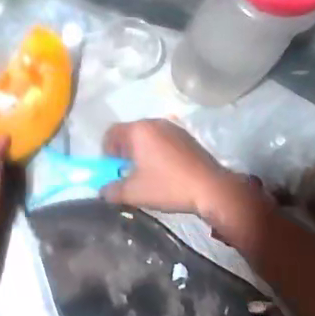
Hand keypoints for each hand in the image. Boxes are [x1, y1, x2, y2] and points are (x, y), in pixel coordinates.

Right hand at [101, 119, 272, 248]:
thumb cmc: (168, 186)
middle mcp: (154, 122)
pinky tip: (165, 172)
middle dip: (124, 153)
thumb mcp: (134, 193)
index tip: (111, 170)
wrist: (211, 188)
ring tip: (147, 174)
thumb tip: (102, 191)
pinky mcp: (187, 137)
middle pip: (130, 133)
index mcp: (138, 131)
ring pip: (147, 136)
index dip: (106, 152)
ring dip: (141, 152)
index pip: (111, 133)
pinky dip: (158, 152)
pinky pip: (163, 140)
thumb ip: (112, 190)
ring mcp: (173, 128)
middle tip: (127, 174)